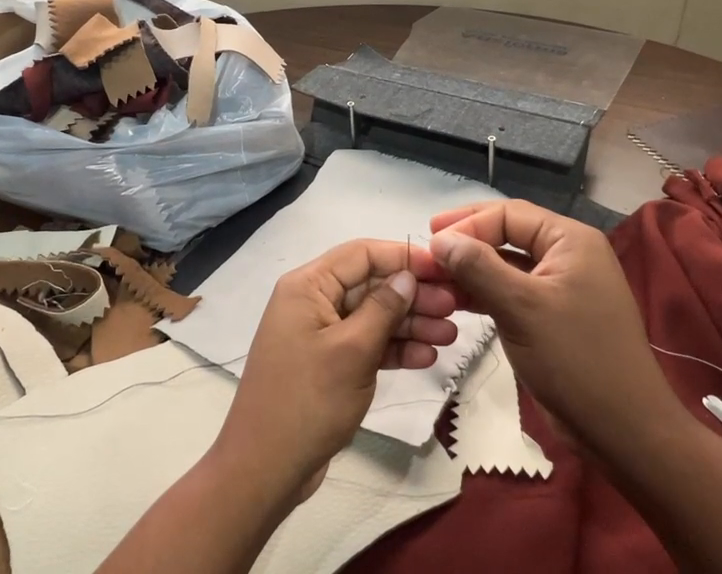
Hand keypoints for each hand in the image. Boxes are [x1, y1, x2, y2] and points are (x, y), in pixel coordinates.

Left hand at [210, 240, 458, 500]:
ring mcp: (320, 334)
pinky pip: (367, 345)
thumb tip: (406, 276)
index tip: (444, 268)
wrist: (266, 467)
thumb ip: (383, 308)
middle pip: (370, 285)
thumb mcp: (352, 350)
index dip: (403, 257)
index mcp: (307, 286)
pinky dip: (395, 349)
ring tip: (450, 336)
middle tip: (455, 307)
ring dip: (411, 324)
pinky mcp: (329, 364)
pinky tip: (427, 357)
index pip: (361, 254)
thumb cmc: (308, 400)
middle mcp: (312, 302)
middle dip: (413, 295)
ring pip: (373, 316)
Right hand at [427, 201, 686, 445]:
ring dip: (472, 269)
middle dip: (468, 243)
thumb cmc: (574, 358)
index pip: (509, 214)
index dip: (467, 223)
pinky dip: (485, 293)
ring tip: (435, 279)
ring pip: (508, 265)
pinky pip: (513, 292)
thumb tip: (440, 239)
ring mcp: (562, 288)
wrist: (622, 429)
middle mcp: (568, 256)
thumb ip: (478, 267)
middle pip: (508, 235)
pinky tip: (456, 302)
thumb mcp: (521, 307)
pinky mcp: (553, 317)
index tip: (429, 239)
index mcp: (571, 241)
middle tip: (428, 252)